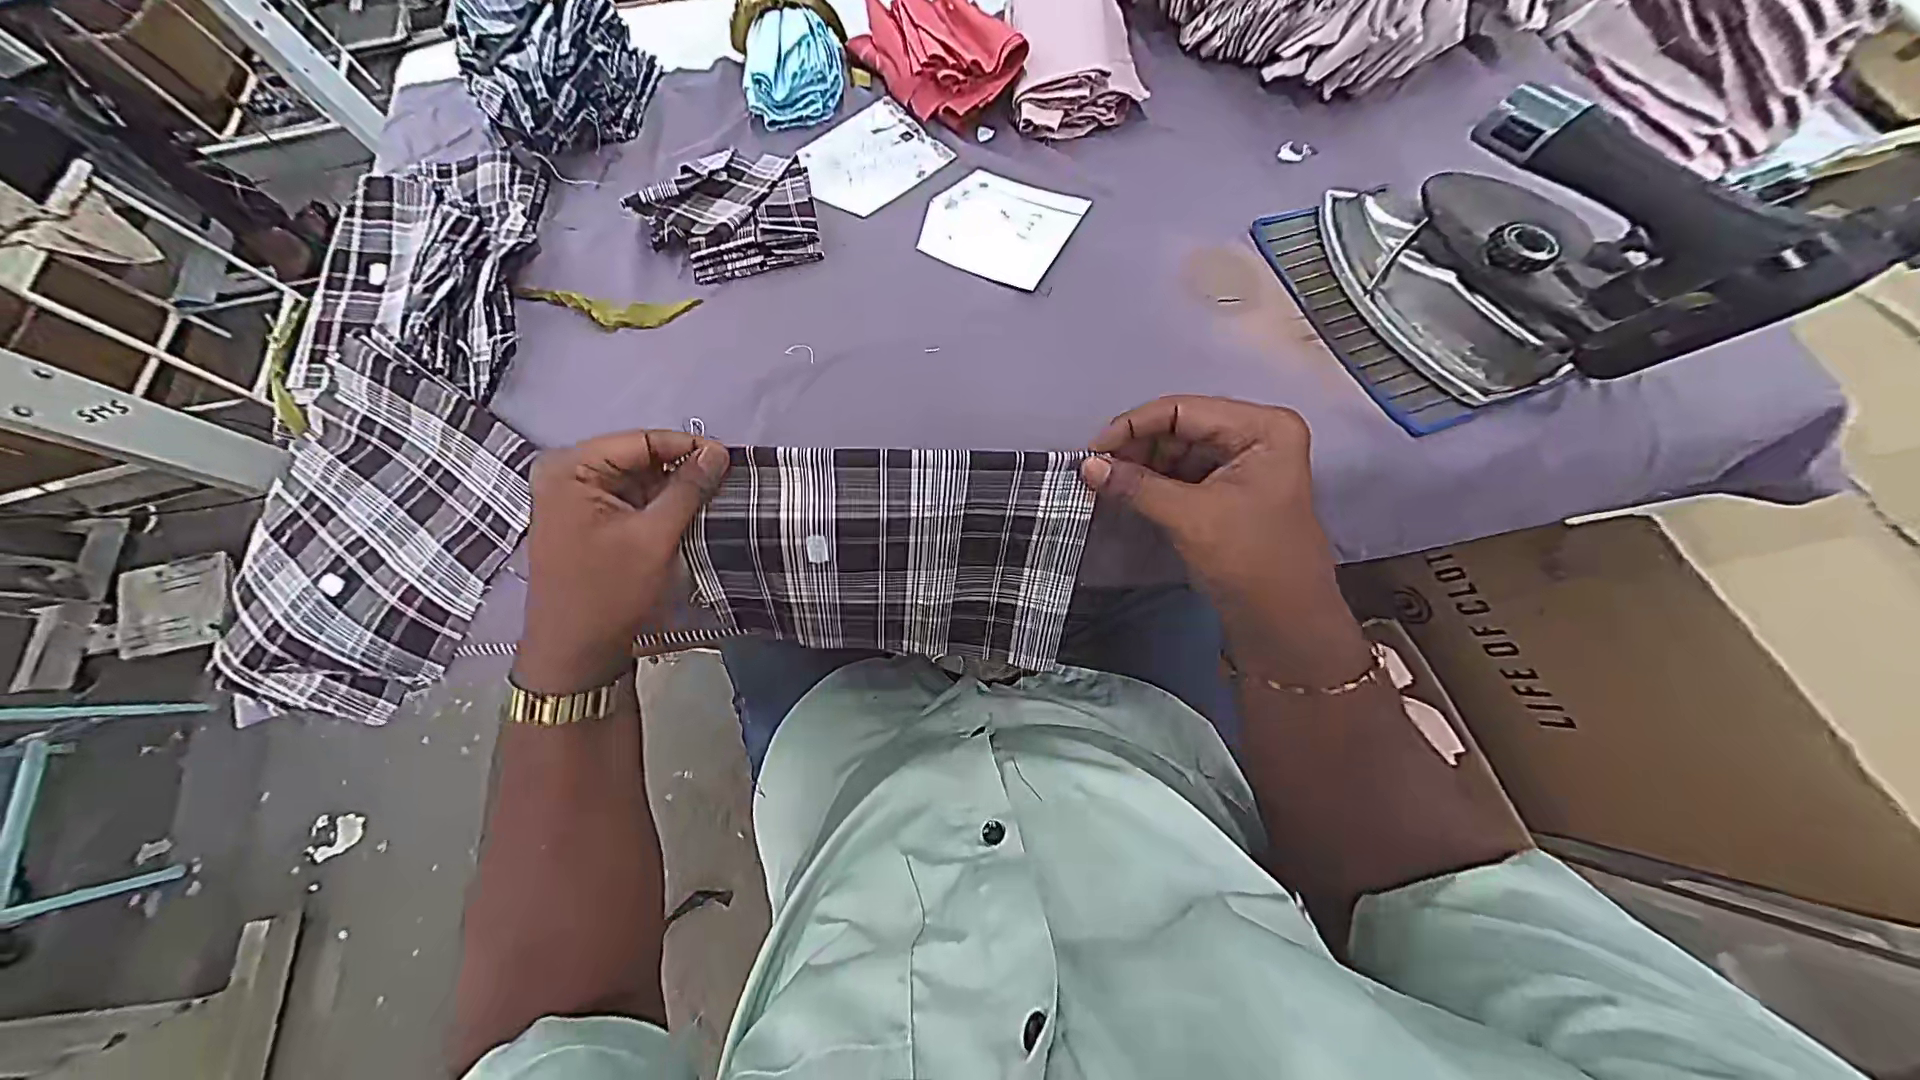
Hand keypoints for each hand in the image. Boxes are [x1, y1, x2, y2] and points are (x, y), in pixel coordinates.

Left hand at [513, 430, 728, 693]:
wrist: (576, 649)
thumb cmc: (609, 590)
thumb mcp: (654, 535)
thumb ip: (687, 488)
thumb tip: (718, 453)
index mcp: (572, 469)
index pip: (640, 440)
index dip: (687, 446)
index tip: (728, 459)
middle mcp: (568, 474)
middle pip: (638, 456)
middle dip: (681, 468)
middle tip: (724, 480)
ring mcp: (575, 497)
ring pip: (639, 478)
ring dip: (674, 488)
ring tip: (713, 496)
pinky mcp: (588, 519)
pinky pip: (631, 498)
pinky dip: (660, 504)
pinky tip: (689, 513)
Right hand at [1082, 395, 1365, 682]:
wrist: (1284, 623)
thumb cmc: (1251, 563)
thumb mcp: (1189, 518)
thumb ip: (1136, 486)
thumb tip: (1087, 466)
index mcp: (1262, 428)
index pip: (1183, 409)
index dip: (1133, 426)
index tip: (1093, 451)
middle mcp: (1255, 435)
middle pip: (1180, 426)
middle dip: (1136, 447)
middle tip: (1097, 470)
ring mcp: (1243, 462)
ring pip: (1177, 450)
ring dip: (1141, 465)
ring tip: (1107, 483)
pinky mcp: (1229, 488)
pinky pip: (1182, 473)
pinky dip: (1154, 482)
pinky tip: (1128, 491)